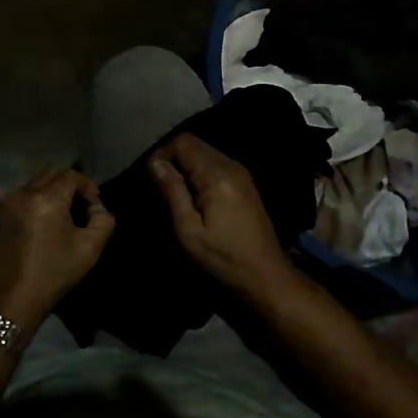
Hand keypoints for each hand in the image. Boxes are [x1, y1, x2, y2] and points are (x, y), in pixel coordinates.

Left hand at [0, 167, 114, 325]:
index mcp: (46, 199)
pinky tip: (49, 220)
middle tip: (82, 207)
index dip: (87, 186)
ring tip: (67, 214)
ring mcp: (9, 202)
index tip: (95, 206)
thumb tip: (97, 208)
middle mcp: (24, 193)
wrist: (12, 298)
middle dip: (71, 185)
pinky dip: (40, 197)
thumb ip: (103, 220)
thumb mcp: (90, 248)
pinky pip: (26, 193)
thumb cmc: (53, 273)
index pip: (71, 175)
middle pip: (52, 173)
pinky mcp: (1, 213)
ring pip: (38, 181)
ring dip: (55, 190)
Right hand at [148, 134, 296, 295]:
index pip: (183, 143)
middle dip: (173, 157)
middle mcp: (231, 166)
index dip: (162, 153)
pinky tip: (194, 194)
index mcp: (217, 176)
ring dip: (186, 164)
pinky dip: (200, 170)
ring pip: (205, 151)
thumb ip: (173, 192)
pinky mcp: (245, 182)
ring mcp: (241, 173)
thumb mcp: (189, 230)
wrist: (265, 273)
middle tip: (160, 184)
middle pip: (195, 143)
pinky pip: (216, 163)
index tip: (151, 176)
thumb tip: (155, 163)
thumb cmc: (223, 257)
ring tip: (174, 190)